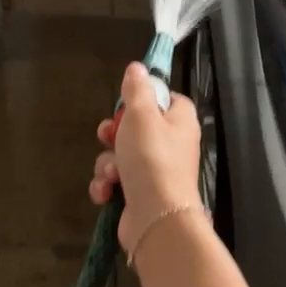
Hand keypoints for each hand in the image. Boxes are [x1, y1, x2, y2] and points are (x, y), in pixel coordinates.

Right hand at [89, 61, 201, 253]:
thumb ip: (137, 89)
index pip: (167, 99)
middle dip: (114, 134)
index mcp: (180, 122)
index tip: (126, 103)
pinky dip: (107, 186)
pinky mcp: (141, 196)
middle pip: (137, 128)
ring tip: (110, 173)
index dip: (145, 99)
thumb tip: (137, 68)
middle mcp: (172, 146)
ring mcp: (156, 173)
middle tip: (108, 136)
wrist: (156, 218)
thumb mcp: (141, 114)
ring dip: (107, 163)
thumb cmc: (151, 158)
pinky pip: (117, 182)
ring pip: (121, 156)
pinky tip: (106, 193)